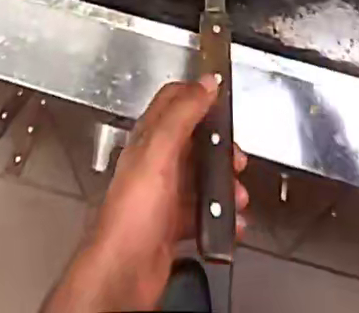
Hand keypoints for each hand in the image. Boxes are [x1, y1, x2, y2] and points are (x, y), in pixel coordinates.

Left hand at [42, 76, 248, 312]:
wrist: (122, 275)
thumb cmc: (130, 217)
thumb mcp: (160, 152)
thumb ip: (183, 114)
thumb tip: (205, 83)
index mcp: (148, 140)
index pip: (171, 101)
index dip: (195, 93)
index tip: (219, 94)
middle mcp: (154, 164)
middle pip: (193, 140)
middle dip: (220, 146)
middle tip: (236, 157)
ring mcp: (163, 195)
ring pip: (200, 178)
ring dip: (224, 185)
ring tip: (237, 195)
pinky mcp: (171, 225)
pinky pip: (202, 213)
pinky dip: (221, 217)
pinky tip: (229, 223)